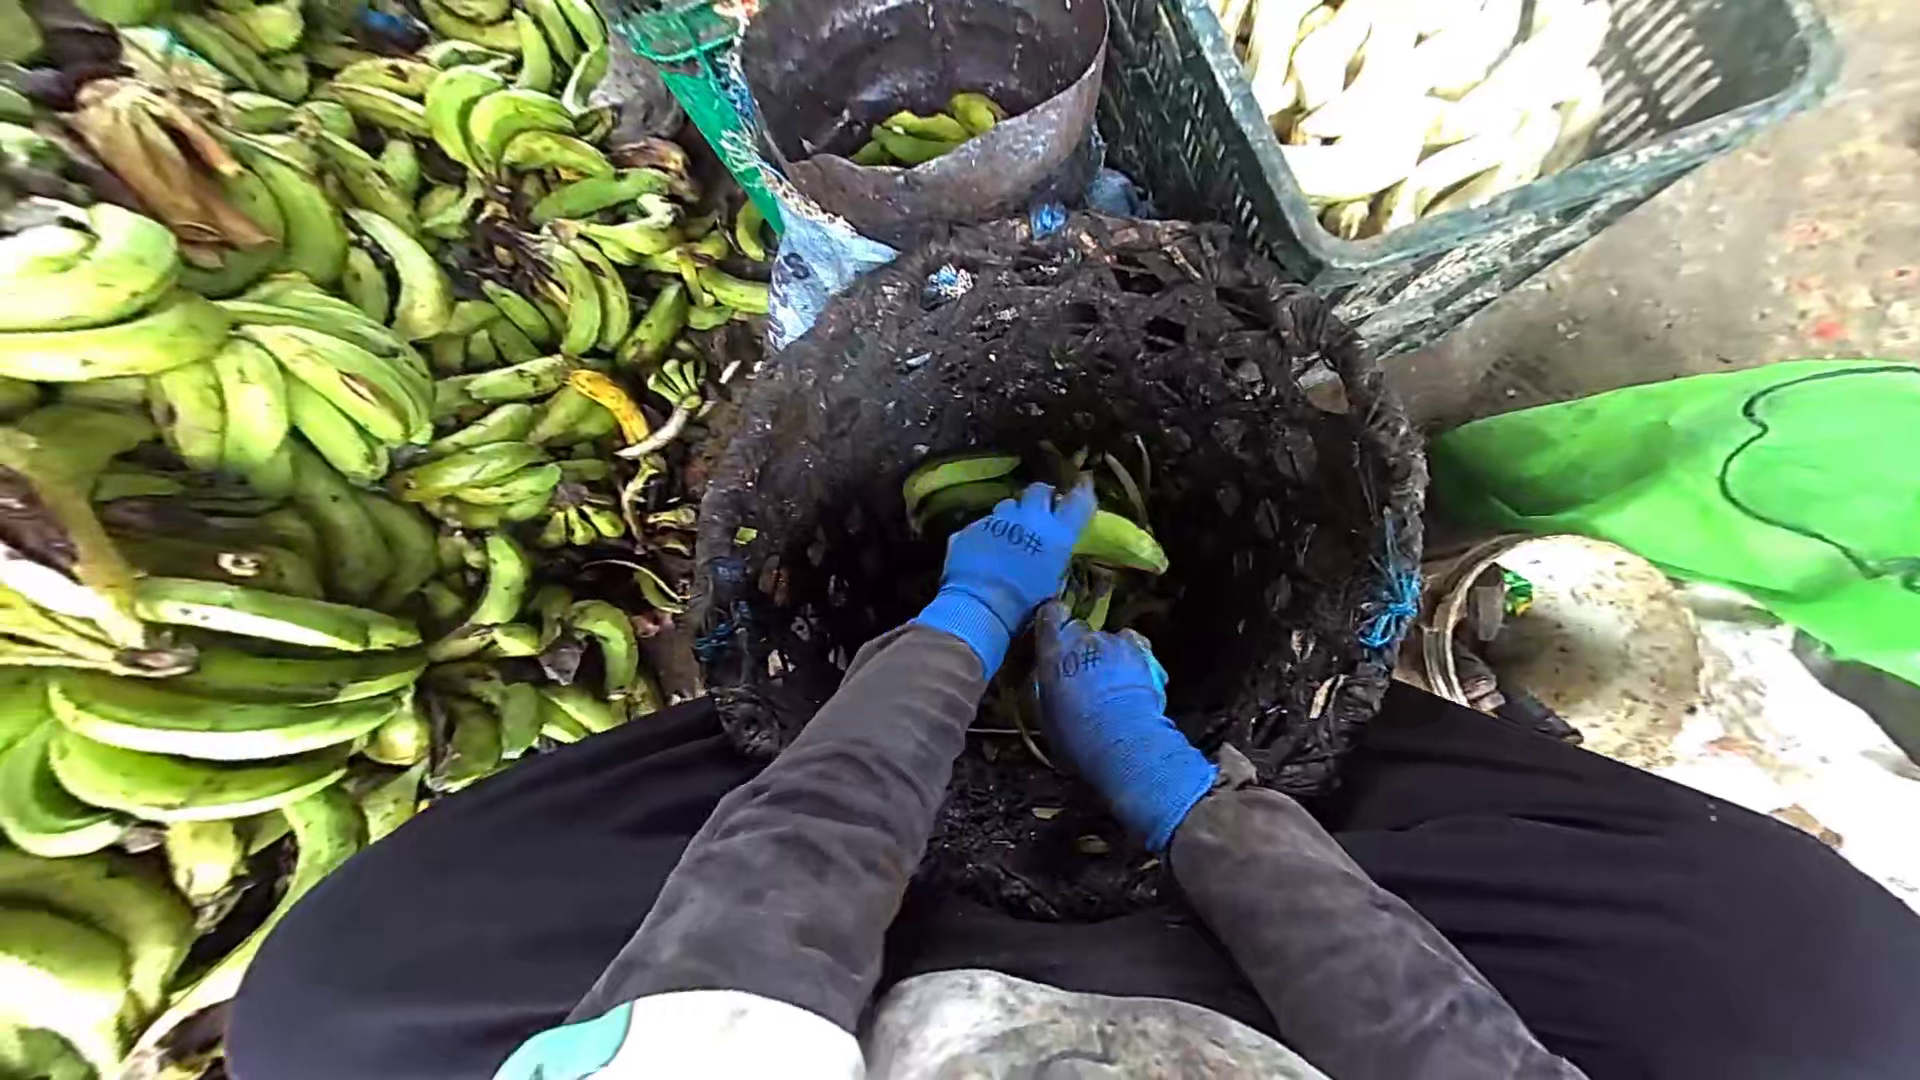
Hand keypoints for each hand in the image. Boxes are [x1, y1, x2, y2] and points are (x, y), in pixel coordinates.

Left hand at [915, 481, 1095, 676]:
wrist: (981, 605)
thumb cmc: (1024, 603)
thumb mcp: (1051, 581)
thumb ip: (1053, 555)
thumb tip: (1050, 547)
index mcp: (1057, 534)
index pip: (1078, 501)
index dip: (1081, 492)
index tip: (1082, 486)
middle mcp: (1030, 518)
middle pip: (1038, 490)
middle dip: (1040, 497)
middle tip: (1040, 510)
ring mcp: (999, 519)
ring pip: (1008, 504)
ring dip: (1012, 514)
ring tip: (1009, 532)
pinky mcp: (973, 526)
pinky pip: (984, 523)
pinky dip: (987, 532)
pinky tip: (983, 549)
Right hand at [1035, 603, 1217, 850]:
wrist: (1123, 745)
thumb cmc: (1076, 737)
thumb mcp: (1047, 711)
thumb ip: (1047, 682)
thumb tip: (1048, 676)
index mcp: (1053, 652)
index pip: (1049, 614)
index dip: (1053, 619)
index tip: (1055, 630)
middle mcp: (1082, 639)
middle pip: (1079, 627)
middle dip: (1081, 643)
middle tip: (1084, 669)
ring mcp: (1113, 642)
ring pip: (1107, 638)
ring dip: (1108, 653)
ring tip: (1114, 682)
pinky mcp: (1142, 651)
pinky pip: (1133, 644)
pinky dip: (1132, 655)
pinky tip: (1133, 675)